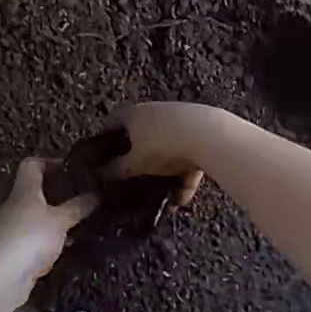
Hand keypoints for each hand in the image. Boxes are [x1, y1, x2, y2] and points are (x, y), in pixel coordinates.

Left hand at [0, 159, 97, 288]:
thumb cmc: (28, 238)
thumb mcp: (59, 220)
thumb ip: (77, 207)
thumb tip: (95, 193)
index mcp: (25, 190)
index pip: (32, 164)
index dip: (51, 162)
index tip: (74, 168)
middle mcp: (18, 207)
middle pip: (38, 192)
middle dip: (62, 193)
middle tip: (87, 196)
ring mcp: (16, 231)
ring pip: (41, 218)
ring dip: (60, 219)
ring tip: (86, 221)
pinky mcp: (19, 254)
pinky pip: (40, 240)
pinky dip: (55, 241)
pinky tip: (72, 246)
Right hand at [106, 102, 232, 207]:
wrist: (209, 136)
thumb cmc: (163, 145)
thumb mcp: (135, 164)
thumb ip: (117, 170)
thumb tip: (102, 174)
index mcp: (134, 114)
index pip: (112, 125)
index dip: (104, 142)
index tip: (101, 160)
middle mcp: (155, 112)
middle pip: (142, 138)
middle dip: (139, 162)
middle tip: (134, 181)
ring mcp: (179, 121)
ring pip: (167, 150)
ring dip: (165, 174)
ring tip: (162, 197)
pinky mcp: (201, 133)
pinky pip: (188, 158)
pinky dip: (184, 177)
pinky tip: (182, 199)